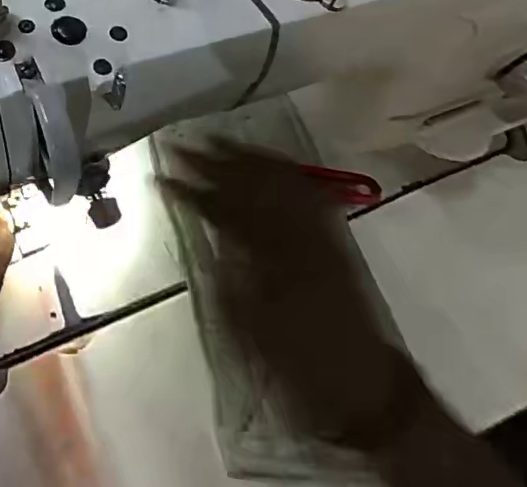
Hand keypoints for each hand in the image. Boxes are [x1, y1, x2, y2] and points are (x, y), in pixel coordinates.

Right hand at [163, 141, 406, 445]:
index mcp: (270, 261)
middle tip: (178, 146)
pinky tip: (265, 158)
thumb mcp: (249, 327)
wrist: (366, 386)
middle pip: (248, 187)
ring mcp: (319, 235)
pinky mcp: (333, 239)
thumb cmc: (297, 362)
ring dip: (244, 157)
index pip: (220, 211)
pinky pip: (306, 191)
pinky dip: (281, 169)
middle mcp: (296, 239)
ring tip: (214, 140)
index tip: (160, 178)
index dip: (188, 191)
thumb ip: (225, 275)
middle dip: (210, 163)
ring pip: (277, 181)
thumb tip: (205, 236)